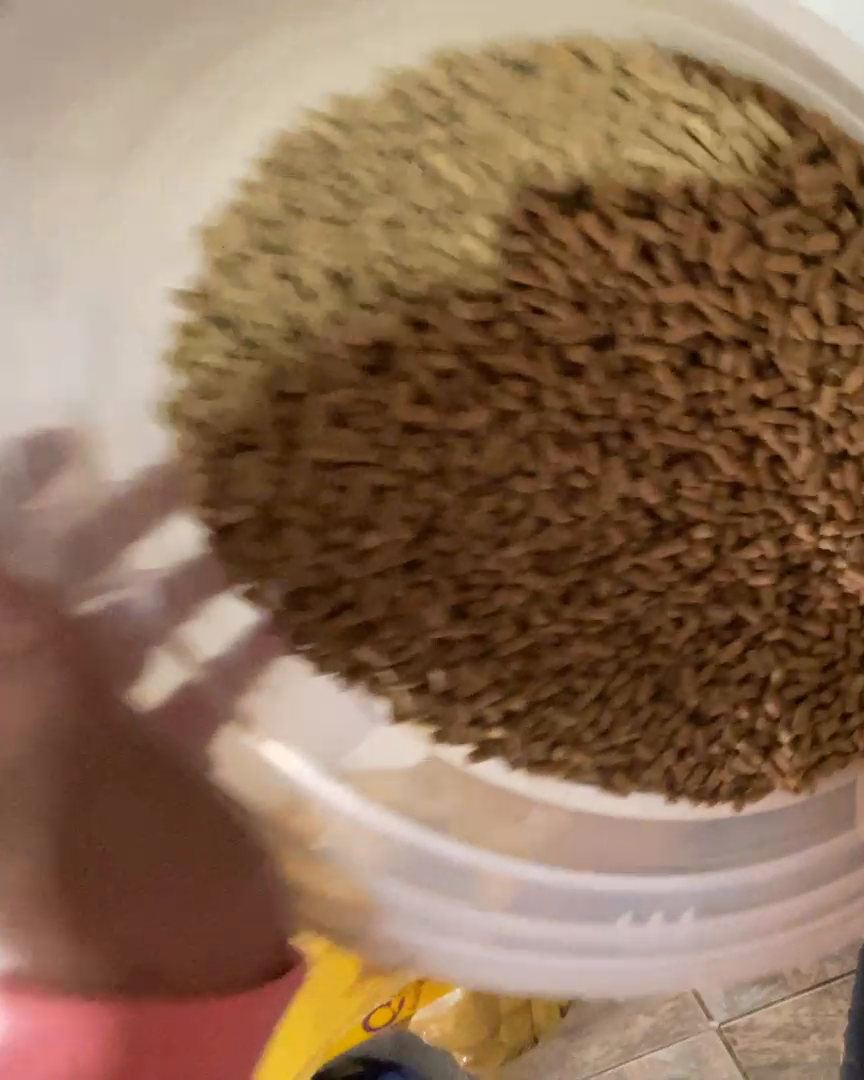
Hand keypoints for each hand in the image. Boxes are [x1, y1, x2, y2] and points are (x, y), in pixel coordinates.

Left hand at [0, 431, 291, 997]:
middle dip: (80, 527)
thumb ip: (31, 654)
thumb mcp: (40, 756)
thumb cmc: (76, 874)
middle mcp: (18, 705)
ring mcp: (91, 731)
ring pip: (124, 632)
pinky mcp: (164, 753)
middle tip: (139, 456)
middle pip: (38, 597)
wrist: (155, 966)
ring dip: (175, 577)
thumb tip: (21, 552)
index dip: (0, 509)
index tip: (46, 441)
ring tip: (226, 518)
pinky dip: (238, 647)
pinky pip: (199, 682)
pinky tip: (287, 613)